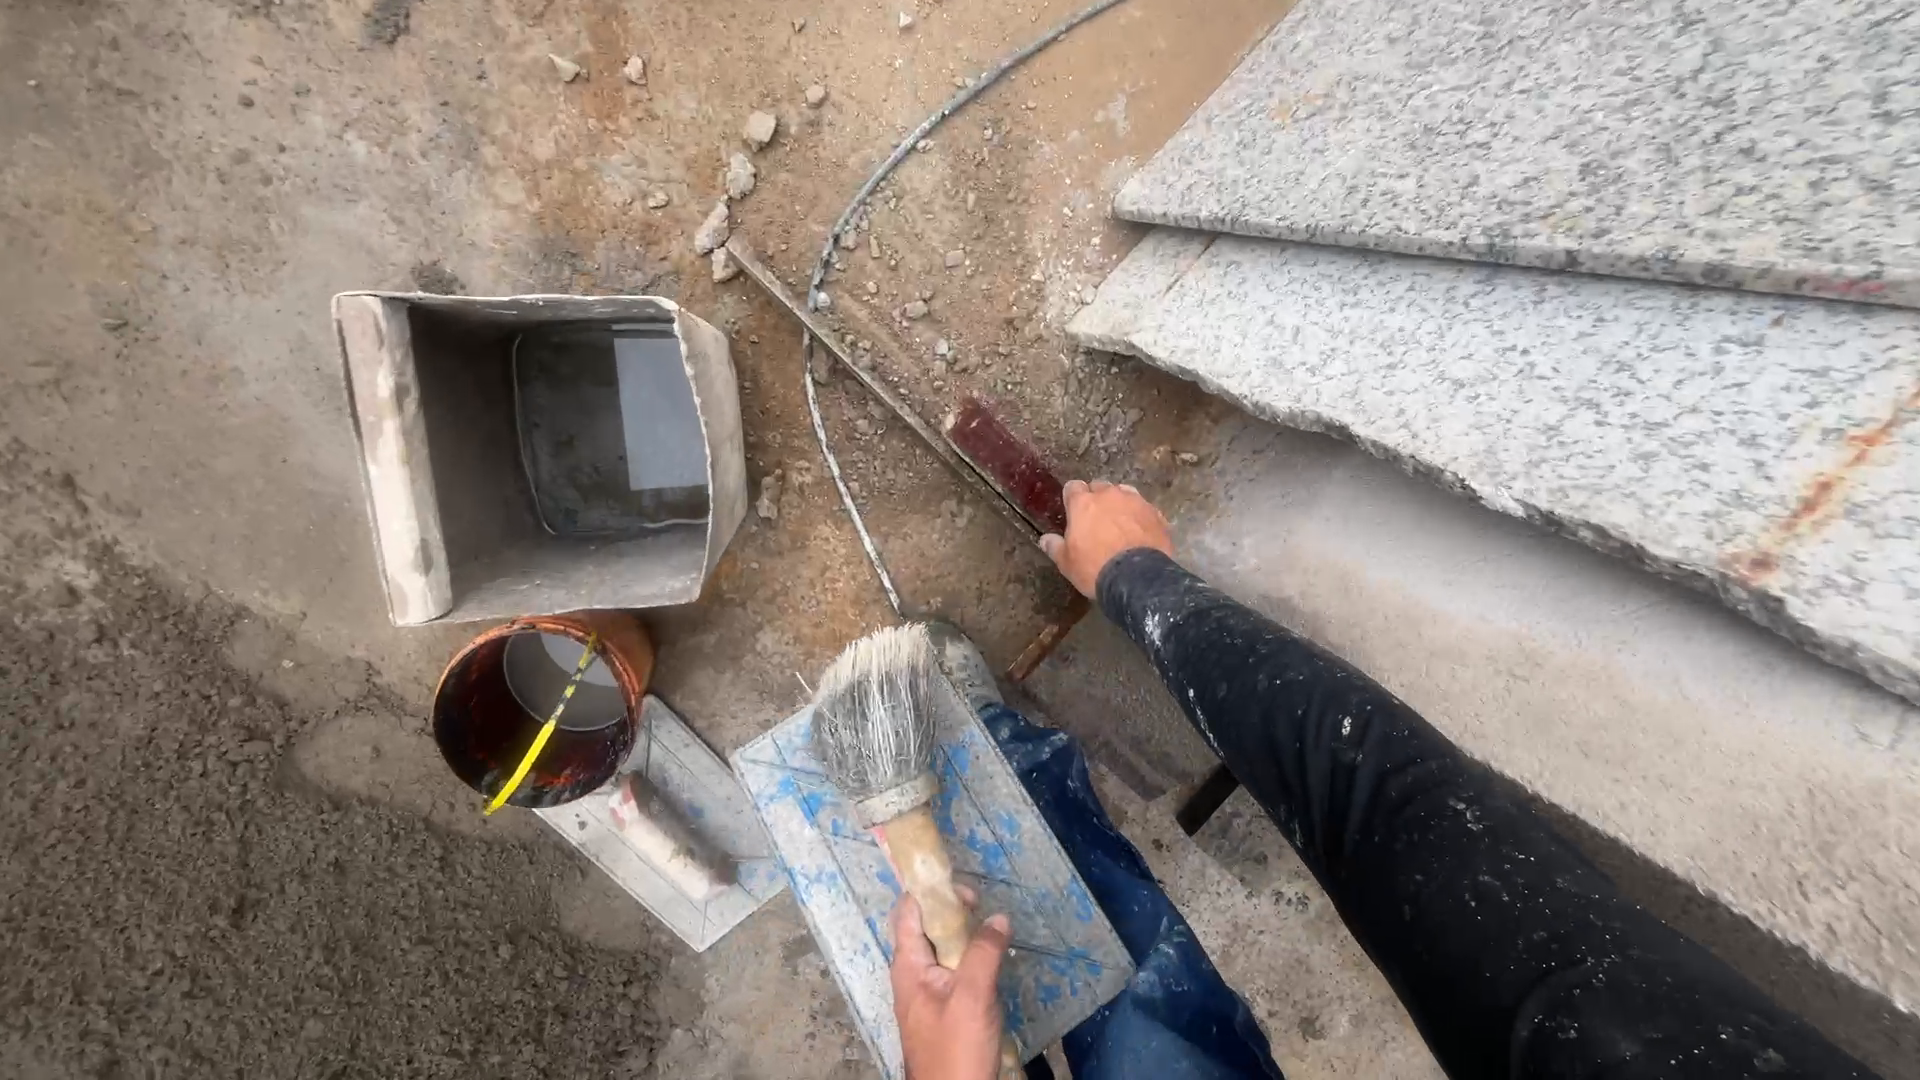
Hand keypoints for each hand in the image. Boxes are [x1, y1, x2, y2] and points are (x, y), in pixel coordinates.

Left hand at [890, 893, 1012, 1079]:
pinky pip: (951, 969)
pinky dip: (968, 957)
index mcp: (908, 965)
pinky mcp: (941, 1009)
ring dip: (963, 934)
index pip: (909, 910)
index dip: (931, 890)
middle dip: (952, 911)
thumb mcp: (973, 996)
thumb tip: (999, 918)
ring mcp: (926, 992)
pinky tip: (989, 960)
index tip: (963, 887)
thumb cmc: (956, 1050)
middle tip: (981, 908)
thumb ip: (984, 951)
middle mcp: (912, 973)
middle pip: (925, 926)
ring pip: (941, 948)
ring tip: (990, 929)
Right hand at [1039, 480, 1174, 597]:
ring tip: (1119, 523)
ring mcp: (1136, 502)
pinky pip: (1145, 509)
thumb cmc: (1095, 568)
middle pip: (1100, 486)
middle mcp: (1109, 496)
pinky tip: (1139, 532)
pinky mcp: (1156, 514)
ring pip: (1124, 493)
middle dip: (1096, 499)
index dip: (1072, 498)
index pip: (1072, 487)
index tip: (1072, 509)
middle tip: (1096, 519)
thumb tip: (1045, 539)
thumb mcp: (1067, 563)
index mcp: (1083, 503)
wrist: (1138, 579)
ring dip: (1120, 503)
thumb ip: (1055, 547)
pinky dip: (1140, 517)